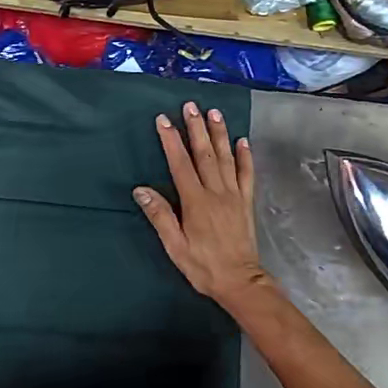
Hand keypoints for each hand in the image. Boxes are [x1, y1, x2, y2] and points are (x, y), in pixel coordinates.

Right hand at [134, 101, 273, 307]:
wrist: (240, 281)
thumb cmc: (203, 266)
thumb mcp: (175, 247)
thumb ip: (160, 217)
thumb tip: (141, 190)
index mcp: (196, 202)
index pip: (180, 164)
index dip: (171, 141)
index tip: (164, 120)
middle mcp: (216, 192)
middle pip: (204, 154)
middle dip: (196, 128)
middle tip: (191, 106)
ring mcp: (234, 195)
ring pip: (226, 158)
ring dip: (219, 134)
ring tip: (214, 113)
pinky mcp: (246, 202)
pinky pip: (247, 174)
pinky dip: (245, 156)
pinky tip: (242, 141)